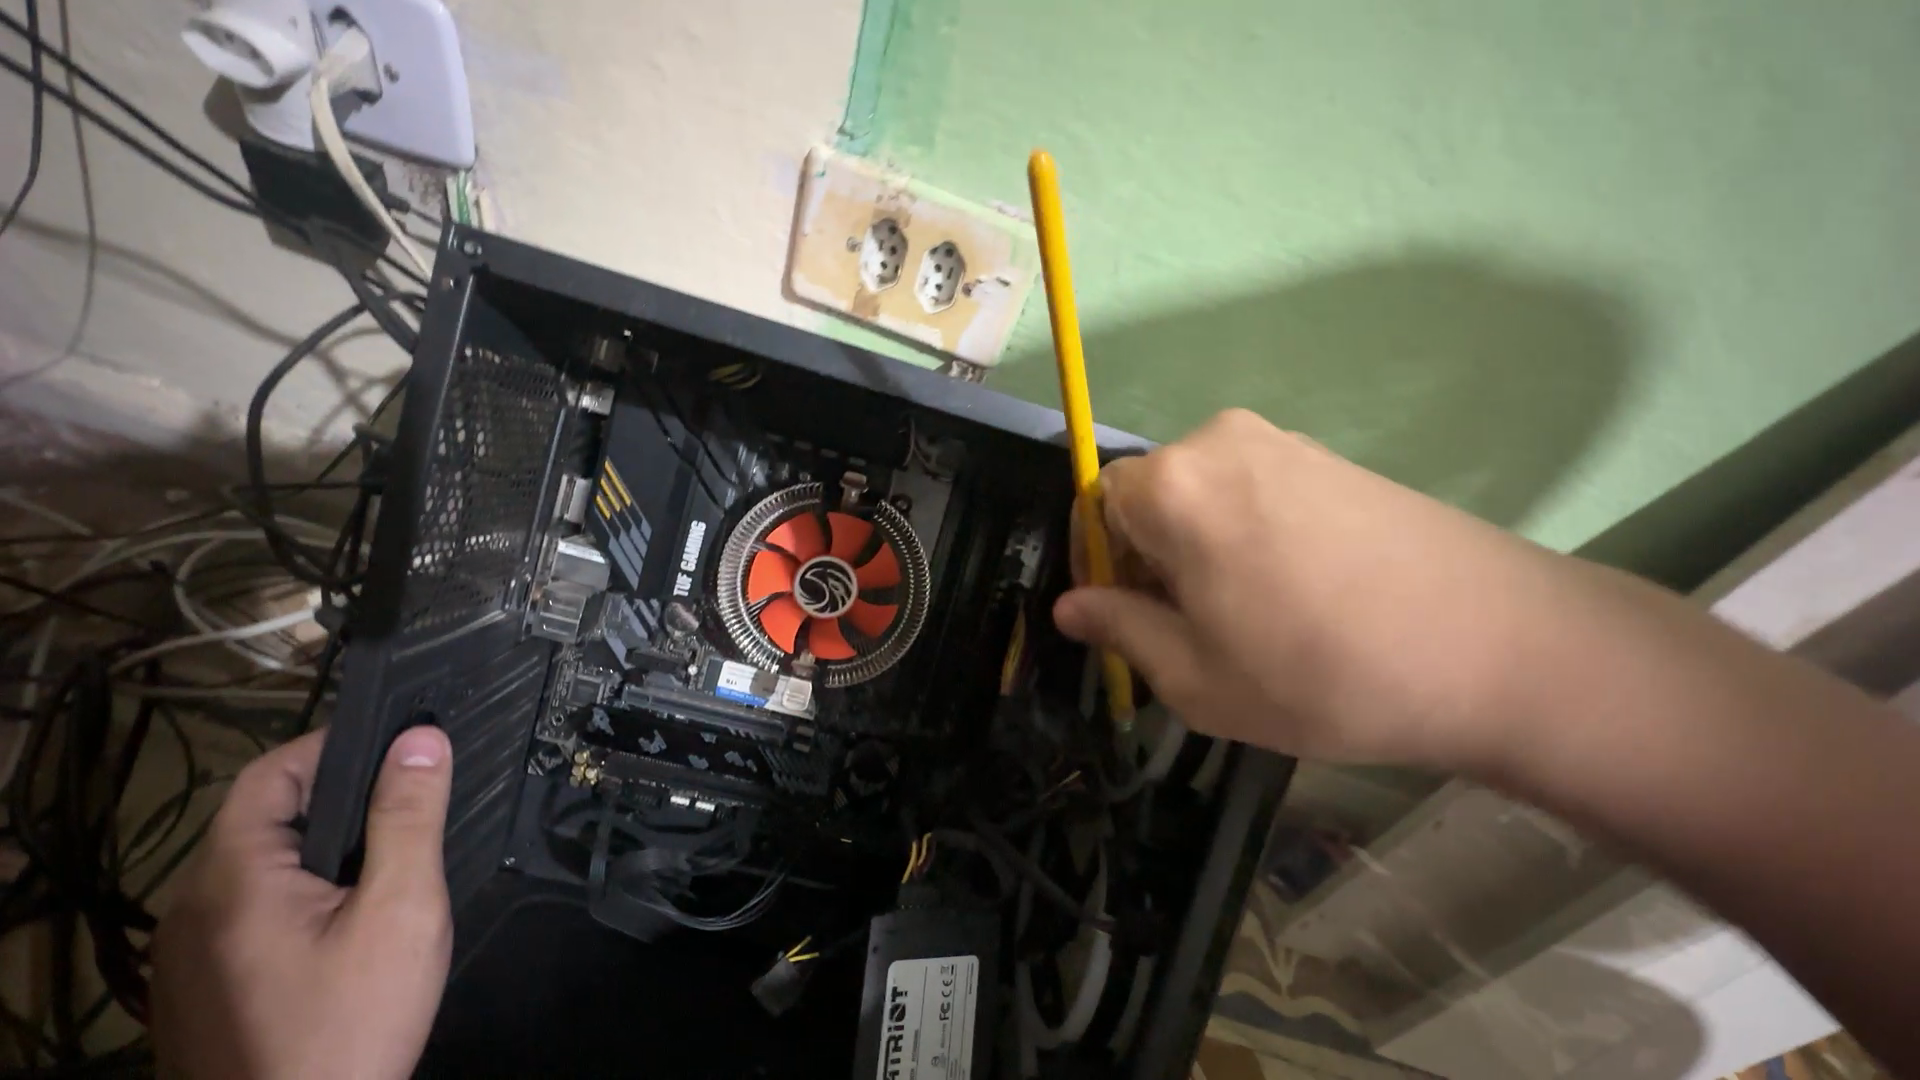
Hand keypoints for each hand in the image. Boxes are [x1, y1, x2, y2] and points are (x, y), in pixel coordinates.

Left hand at [152, 726, 454, 1079]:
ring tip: (395, 852)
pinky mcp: (204, 986)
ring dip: (324, 843)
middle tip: (414, 800)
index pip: (271, 773)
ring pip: (262, 864)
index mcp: (232, 877)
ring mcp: (190, 952)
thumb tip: (422, 738)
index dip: (336, 746)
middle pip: (265, 817)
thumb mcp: (399, 909)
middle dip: (341, 795)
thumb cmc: (351, 1018)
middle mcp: (192, 905)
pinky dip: (305, 886)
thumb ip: (407, 818)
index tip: (404, 745)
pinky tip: (354, 914)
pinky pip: (254, 907)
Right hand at [1054, 409, 1560, 769]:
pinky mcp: (1334, 457)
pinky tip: (1293, 591)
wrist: (1499, 649)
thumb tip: (1071, 607)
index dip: (1097, 566)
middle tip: (1185, 628)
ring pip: (1203, 494)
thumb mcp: (1197, 678)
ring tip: (1245, 616)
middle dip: (1148, 557)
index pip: (1093, 506)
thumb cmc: (1321, 674)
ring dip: (1198, 548)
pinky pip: (1256, 489)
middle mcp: (1221, 441)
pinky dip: (1247, 534)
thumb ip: (1121, 630)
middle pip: (1150, 495)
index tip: (1124, 619)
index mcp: (1174, 485)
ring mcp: (1285, 442)